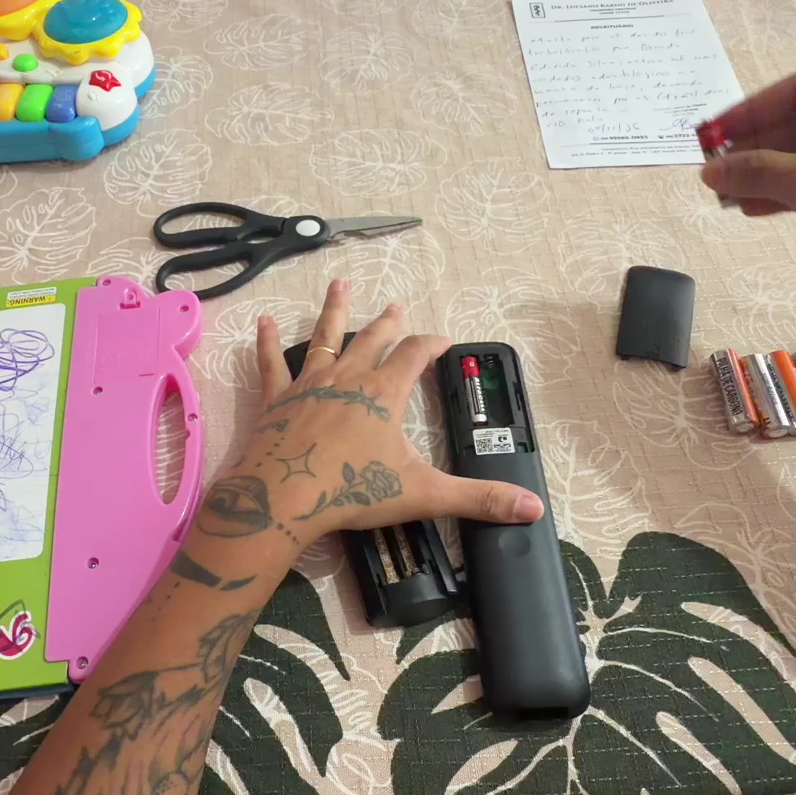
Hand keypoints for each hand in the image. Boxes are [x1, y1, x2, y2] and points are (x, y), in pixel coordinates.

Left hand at [204, 278, 543, 547]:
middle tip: (395, 306)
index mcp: (384, 393)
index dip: (431, 344)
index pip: (415, 355)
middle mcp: (348, 378)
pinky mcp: (276, 399)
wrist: (284, 498)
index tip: (442, 338)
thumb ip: (478, 498)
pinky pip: (270, 364)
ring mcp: (309, 384)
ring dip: (334, 311)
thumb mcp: (424, 494)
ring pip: (325, 338)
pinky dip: (266, 343)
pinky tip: (262, 322)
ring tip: (339, 285)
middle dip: (388, 324)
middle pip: (372, 340)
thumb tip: (533, 508)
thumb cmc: (352, 491)